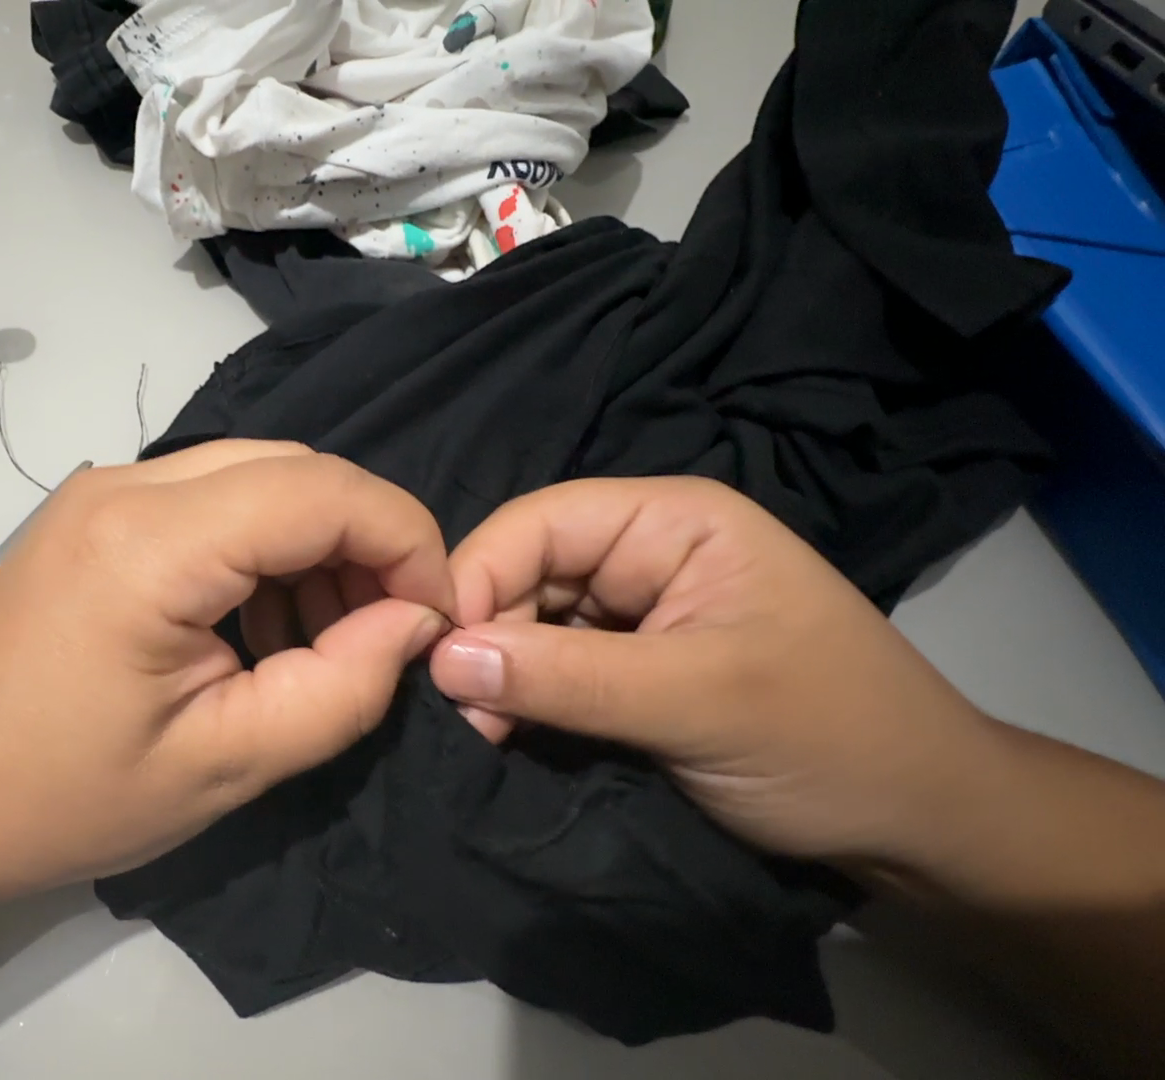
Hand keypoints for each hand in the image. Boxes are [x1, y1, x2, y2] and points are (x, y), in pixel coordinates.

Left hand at [0, 440, 453, 900]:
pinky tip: (261, 621)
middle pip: (292, 469)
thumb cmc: (68, 796)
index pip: (320, 490)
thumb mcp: (225, 764)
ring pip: (256, 477)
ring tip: (323, 637)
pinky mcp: (96, 513)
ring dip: (313, 543)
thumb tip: (411, 621)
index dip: (403, 540)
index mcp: (150, 544)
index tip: (432, 615)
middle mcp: (123, 486)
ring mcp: (102, 490)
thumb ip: (340, 688)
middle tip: (385, 628)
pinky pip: (210, 500)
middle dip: (363, 538)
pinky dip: (262, 547)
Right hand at [426, 476, 1004, 872]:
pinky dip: (515, 697)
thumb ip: (568, 678)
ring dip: (493, 674)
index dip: (477, 577)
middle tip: (461, 715)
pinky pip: (542, 663)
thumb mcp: (701, 703)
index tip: (437, 656)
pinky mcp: (618, 661)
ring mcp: (626, 609)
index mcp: (668, 521)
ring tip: (481, 734)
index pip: (537, 525)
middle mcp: (638, 551)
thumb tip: (441, 661)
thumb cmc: (835, 740)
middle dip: (483, 637)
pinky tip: (503, 732)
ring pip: (522, 621)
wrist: (923, 828)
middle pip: (520, 570)